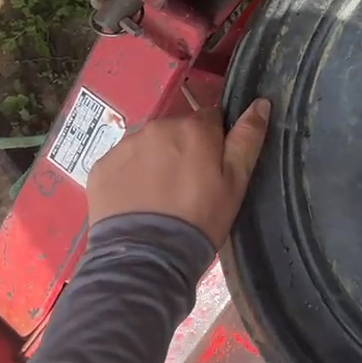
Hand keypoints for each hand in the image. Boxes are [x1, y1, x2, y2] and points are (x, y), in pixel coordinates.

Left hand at [85, 100, 270, 246]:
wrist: (144, 259)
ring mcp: (125, 145)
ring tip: (159, 195)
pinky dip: (130, 174)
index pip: (211, 118)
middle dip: (183, 148)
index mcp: (194, 127)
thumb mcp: (236, 182)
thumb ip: (247, 138)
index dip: (214, 142)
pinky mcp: (100, 166)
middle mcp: (158, 126)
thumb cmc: (199, 219)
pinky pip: (122, 161)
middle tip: (186, 185)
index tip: (211, 168)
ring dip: (156, 158)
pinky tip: (136, 200)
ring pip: (149, 143)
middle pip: (177, 129)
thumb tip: (260, 103)